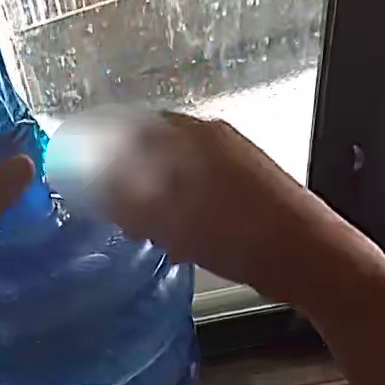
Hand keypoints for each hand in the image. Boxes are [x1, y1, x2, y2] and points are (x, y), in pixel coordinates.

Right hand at [95, 113, 372, 303]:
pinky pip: (197, 191)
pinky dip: (176, 208)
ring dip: (150, 195)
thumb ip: (128, 199)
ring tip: (135, 226)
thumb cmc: (240, 235)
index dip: (98, 147)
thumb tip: (88, 183)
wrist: (309, 257)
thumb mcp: (174, 219)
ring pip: (175, 172)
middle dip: (123, 175)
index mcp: (194, 137)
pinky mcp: (247, 191)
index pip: (131, 127)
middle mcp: (213, 142)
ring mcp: (233, 164)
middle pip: (152, 148)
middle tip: (102, 204)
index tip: (75, 171)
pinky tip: (173, 236)